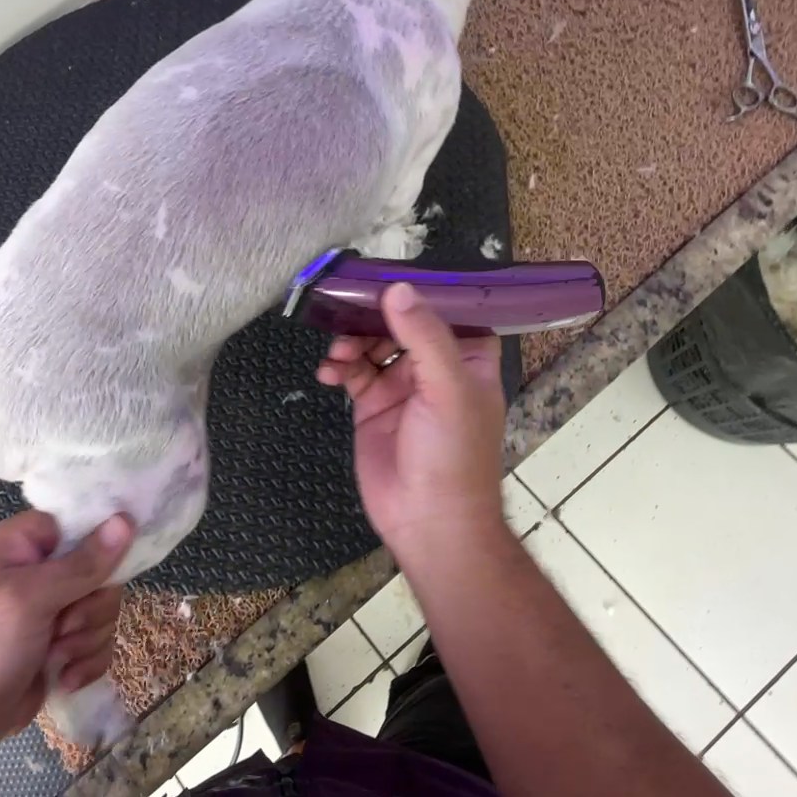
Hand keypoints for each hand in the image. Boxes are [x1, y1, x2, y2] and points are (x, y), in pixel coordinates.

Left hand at [0, 510, 133, 750]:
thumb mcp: (31, 597)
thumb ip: (82, 563)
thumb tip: (127, 520)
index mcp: (30, 540)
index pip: (85, 521)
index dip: (99, 546)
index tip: (95, 575)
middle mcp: (46, 566)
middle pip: (105, 570)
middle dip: (88, 608)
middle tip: (59, 626)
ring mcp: (58, 605)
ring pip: (106, 608)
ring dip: (85, 640)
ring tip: (52, 656)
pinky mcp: (67, 642)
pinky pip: (103, 640)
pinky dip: (86, 663)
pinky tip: (62, 676)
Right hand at [316, 283, 508, 554]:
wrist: (427, 522)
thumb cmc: (453, 455)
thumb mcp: (447, 390)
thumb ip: (424, 337)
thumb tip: (397, 289)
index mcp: (468, 359)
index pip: (449, 309)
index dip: (423, 291)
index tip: (389, 274)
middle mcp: (435, 367)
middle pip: (401, 322)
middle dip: (374, 316)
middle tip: (348, 312)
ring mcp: (401, 386)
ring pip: (372, 343)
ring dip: (351, 341)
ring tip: (339, 354)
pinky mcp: (372, 405)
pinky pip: (351, 371)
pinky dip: (337, 366)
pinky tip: (328, 373)